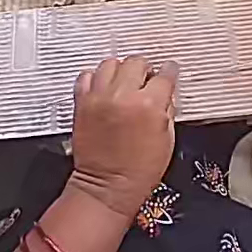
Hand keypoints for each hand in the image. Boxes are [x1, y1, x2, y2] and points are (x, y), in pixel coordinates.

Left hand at [68, 56, 179, 217]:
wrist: (106, 189)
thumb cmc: (138, 171)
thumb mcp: (167, 138)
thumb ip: (167, 109)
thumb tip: (166, 92)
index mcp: (150, 105)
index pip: (165, 74)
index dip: (169, 72)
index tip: (169, 72)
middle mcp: (123, 96)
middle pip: (137, 62)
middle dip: (145, 71)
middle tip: (146, 82)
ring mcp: (100, 98)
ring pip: (111, 63)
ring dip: (120, 71)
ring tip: (124, 83)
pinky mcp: (82, 103)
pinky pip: (87, 76)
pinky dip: (96, 78)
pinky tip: (104, 88)